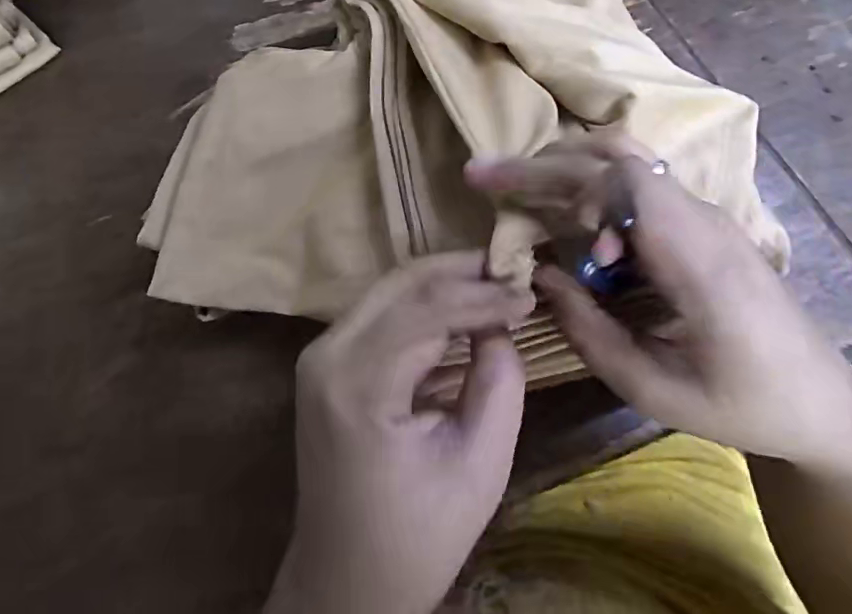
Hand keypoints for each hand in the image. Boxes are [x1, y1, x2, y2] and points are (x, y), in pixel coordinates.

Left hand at [264, 252, 532, 613]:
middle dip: (464, 270)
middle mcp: (328, 354)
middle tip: (515, 269)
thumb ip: (499, 378)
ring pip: (392, 288)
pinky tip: (462, 302)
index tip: (530, 293)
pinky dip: (426, 300)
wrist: (346, 582)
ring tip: (497, 280)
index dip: (484, 294)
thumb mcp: (481, 463)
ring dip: (446, 280)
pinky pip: (382, 310)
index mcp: (359, 385)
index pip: (429, 308)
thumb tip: (499, 319)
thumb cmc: (419, 536)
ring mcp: (320, 353)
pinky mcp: (326, 360)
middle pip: (404, 283)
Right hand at [465, 136, 851, 472]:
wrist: (819, 399)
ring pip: (625, 161)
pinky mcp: (698, 223)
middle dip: (545, 165)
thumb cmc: (741, 403)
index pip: (631, 180)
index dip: (578, 186)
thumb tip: (536, 275)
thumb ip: (588, 330)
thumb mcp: (654, 388)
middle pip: (617, 157)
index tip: (558, 235)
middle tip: (484, 176)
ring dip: (567, 172)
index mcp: (699, 256)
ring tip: (517, 193)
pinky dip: (591, 193)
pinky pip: (636, 186)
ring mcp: (702, 214)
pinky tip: (571, 225)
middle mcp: (700, 218)